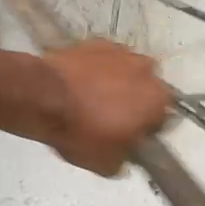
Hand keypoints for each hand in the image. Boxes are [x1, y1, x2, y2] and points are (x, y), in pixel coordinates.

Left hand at [36, 40, 171, 176]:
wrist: (43, 96)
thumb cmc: (81, 132)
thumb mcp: (107, 164)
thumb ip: (126, 158)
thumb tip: (125, 153)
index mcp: (158, 100)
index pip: (161, 120)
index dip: (144, 131)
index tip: (126, 138)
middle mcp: (147, 70)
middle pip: (146, 91)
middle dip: (132, 103)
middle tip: (108, 118)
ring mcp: (121, 51)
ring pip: (125, 72)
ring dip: (115, 83)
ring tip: (90, 98)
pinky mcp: (96, 41)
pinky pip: (103, 60)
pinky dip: (95, 69)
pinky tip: (79, 83)